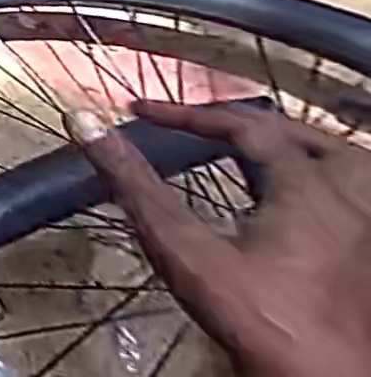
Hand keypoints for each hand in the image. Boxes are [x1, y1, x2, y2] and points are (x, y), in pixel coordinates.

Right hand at [71, 101, 370, 376]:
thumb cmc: (250, 312)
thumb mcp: (177, 242)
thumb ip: (131, 179)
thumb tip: (82, 120)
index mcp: (314, 200)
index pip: (250, 131)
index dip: (190, 114)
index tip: (137, 112)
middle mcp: (355, 214)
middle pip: (327, 145)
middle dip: (263, 123)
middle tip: (208, 120)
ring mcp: (367, 243)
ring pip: (353, 176)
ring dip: (300, 151)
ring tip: (249, 148)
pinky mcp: (362, 266)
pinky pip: (348, 205)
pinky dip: (310, 183)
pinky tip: (275, 197)